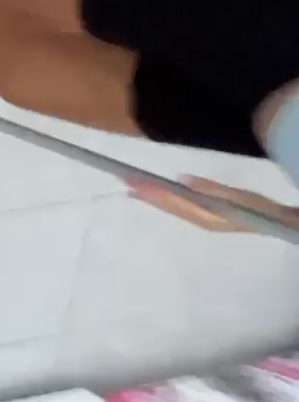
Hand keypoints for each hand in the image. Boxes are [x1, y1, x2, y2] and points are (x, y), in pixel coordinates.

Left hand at [127, 175, 298, 233]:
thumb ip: (210, 189)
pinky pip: (176, 208)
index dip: (149, 191)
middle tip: (121, 179)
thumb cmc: (259, 208)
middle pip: (165, 205)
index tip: (129, 181)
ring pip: (168, 207)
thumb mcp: (237, 196)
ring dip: (149, 196)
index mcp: (205, 217)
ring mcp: (201, 220)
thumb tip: (182, 179)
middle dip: (144, 193)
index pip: (171, 202)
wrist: (280, 222)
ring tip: (129, 185)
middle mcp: (198, 220)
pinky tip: (152, 195)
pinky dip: (161, 200)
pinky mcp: (204, 218)